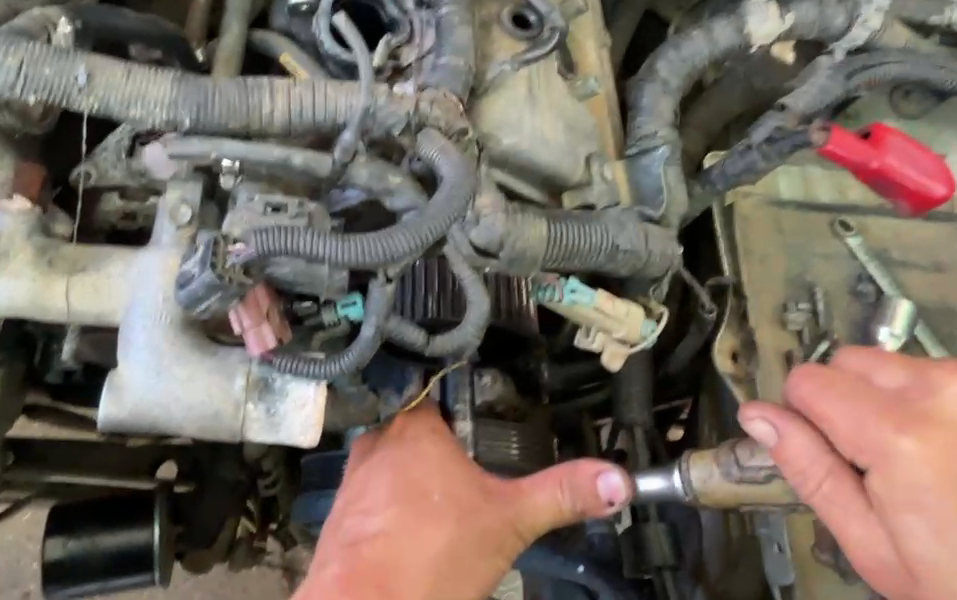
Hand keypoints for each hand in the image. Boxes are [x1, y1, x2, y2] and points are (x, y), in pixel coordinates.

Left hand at [293, 405, 629, 599]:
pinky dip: (393, 510)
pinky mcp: (343, 508)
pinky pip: (375, 496)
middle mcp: (380, 437)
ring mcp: (356, 473)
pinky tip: (415, 536)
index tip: (483, 436)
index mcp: (419, 424)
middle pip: (421, 432)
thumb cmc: (430, 557)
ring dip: (416, 484)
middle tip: (471, 486)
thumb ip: (560, 494)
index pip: (446, 399)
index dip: (467, 418)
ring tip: (444, 516)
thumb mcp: (509, 522)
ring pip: (396, 464)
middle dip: (445, 457)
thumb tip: (613, 480)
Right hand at [740, 348, 956, 599]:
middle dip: (850, 406)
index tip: (840, 465)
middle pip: (847, 362)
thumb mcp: (889, 562)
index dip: (809, 424)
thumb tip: (758, 416)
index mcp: (899, 439)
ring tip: (944, 465)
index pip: (806, 384)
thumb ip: (814, 478)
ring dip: (898, 400)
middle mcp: (940, 389)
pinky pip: (950, 367)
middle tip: (889, 472)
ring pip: (897, 364)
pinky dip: (947, 399)